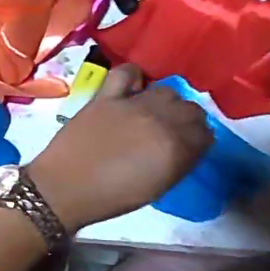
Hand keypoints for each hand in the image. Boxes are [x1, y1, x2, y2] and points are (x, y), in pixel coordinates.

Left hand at [29, 64, 211, 230]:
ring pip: (166, 90)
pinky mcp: (107, 96)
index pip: (205, 133)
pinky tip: (133, 89)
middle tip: (175, 131)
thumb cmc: (111, 197)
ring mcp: (132, 104)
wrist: (64, 188)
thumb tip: (189, 148)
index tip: (192, 146)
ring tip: (155, 112)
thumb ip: (179, 164)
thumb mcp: (157, 188)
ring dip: (166, 101)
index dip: (200, 140)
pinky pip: (127, 73)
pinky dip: (134, 78)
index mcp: (176, 148)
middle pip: (190, 108)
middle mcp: (160, 121)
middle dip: (188, 120)